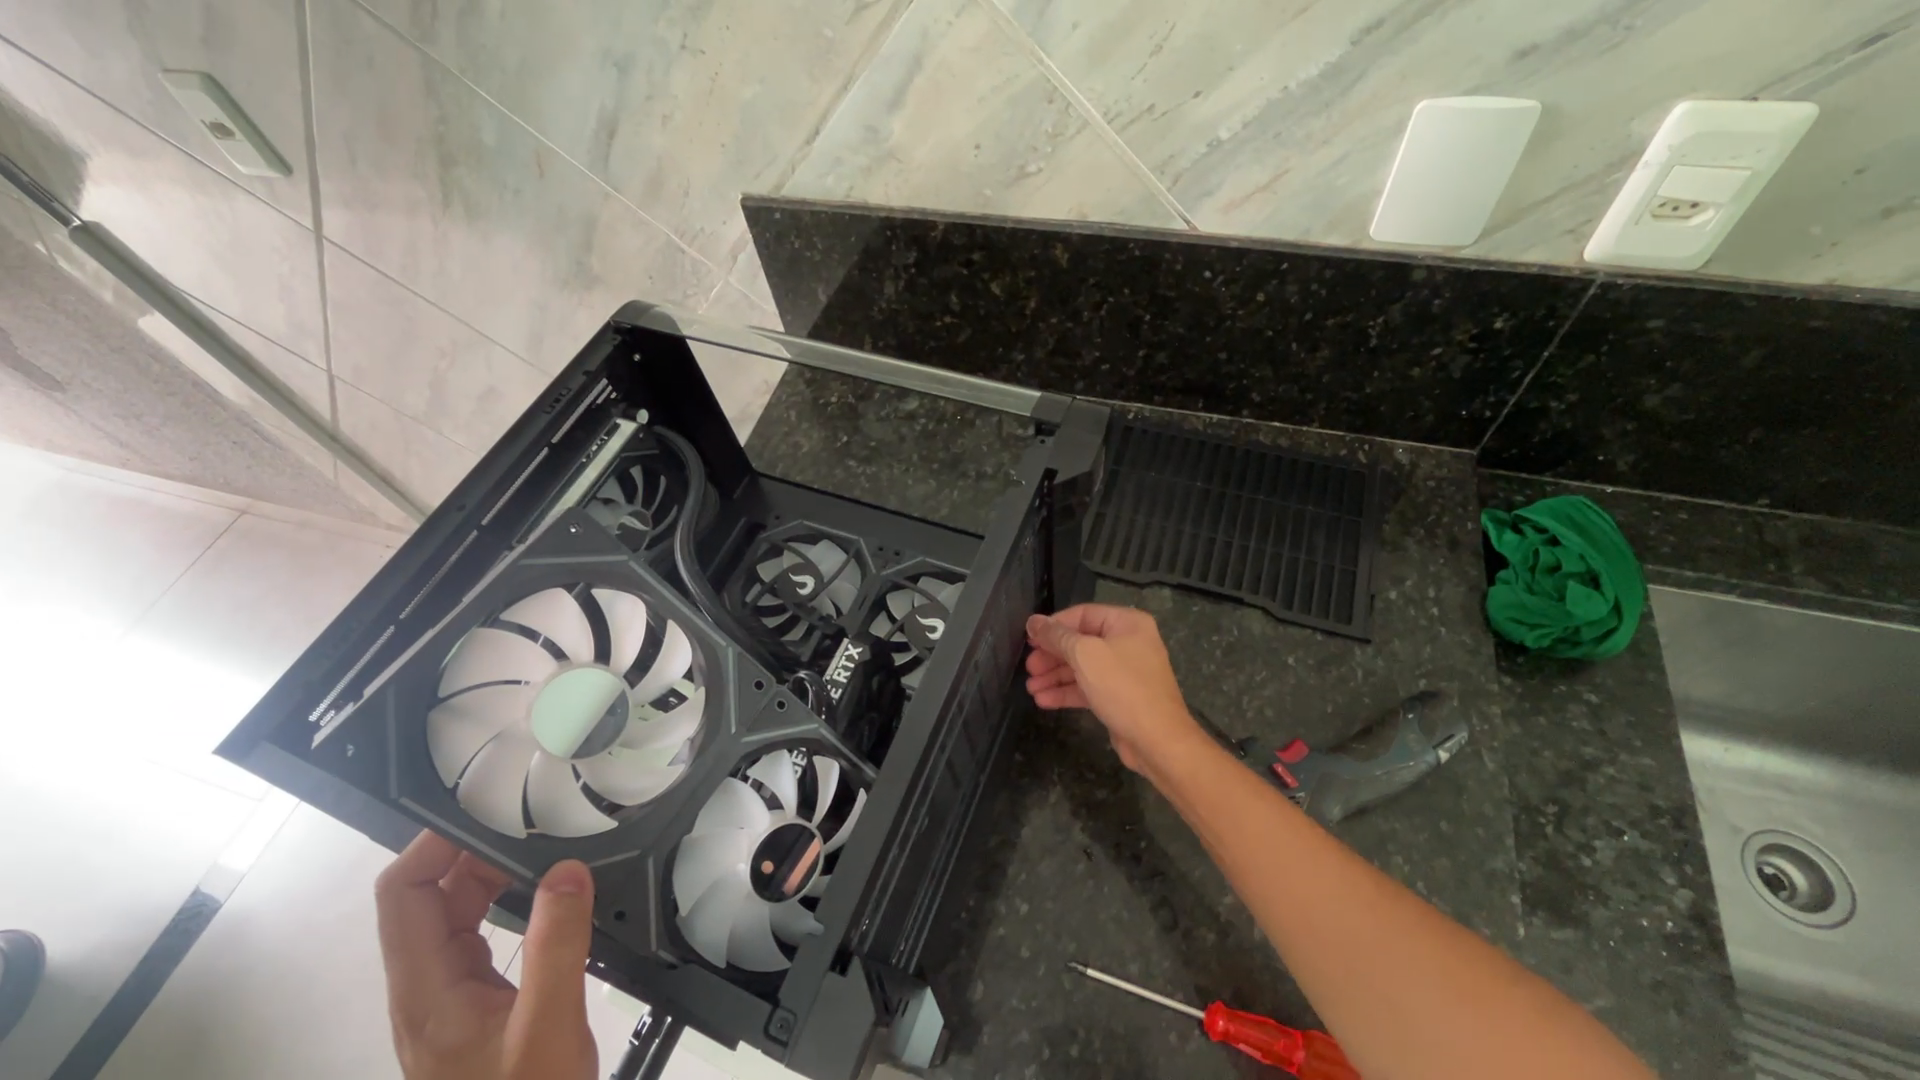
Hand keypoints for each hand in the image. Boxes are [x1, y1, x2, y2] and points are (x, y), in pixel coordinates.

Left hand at [375, 832, 597, 1079]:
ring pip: (449, 921)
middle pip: (424, 902)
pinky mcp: (469, 1010)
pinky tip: (540, 903)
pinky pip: (472, 942)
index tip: (485, 813)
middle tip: (529, 827)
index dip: (432, 846)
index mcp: (428, 992)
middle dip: (470, 855)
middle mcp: (424, 992)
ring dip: (487, 881)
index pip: (402, 897)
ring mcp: (445, 1003)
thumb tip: (567, 869)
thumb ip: (558, 945)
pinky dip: (499, 908)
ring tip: (539, 855)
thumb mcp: (550, 1024)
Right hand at [1025, 604, 1205, 772]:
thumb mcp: (1085, 655)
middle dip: (1052, 655)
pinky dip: (1067, 692)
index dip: (1054, 625)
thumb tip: (1033, 621)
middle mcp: (1128, 642)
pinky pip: (1088, 687)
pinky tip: (1044, 700)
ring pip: (1082, 667)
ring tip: (1031, 688)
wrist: (1157, 740)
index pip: (1082, 614)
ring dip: (1055, 676)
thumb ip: (1057, 636)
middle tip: (1029, 668)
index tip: (1029, 639)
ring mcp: (1124, 671)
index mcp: (1127, 623)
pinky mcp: (1119, 696)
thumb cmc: (1122, 687)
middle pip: (1080, 642)